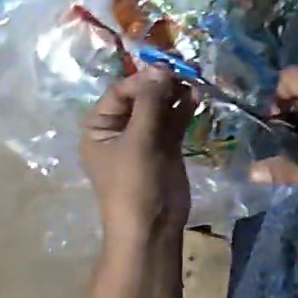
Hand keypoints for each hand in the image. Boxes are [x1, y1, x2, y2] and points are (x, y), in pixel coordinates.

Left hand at [80, 69, 195, 240]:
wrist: (152, 228)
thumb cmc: (134, 184)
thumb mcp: (138, 141)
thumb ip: (150, 103)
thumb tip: (160, 69)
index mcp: (99, 127)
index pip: (119, 92)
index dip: (142, 79)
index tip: (166, 69)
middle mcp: (119, 129)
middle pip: (140, 97)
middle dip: (161, 84)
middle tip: (185, 70)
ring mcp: (144, 138)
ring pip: (159, 107)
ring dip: (175, 94)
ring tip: (195, 79)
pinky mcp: (165, 147)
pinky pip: (173, 122)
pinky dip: (183, 109)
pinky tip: (197, 97)